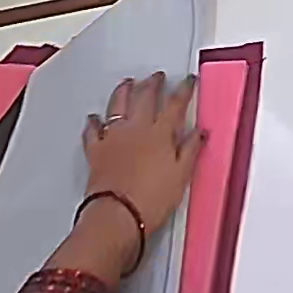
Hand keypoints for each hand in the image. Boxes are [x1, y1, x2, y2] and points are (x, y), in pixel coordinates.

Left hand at [84, 73, 202, 235]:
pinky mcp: (96, 151)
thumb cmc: (151, 199)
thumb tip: (200, 133)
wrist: (117, 216)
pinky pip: (93, 131)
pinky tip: (94, 118)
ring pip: (118, 105)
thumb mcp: (181, 176)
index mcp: (160, 134)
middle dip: (153, 83)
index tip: (188, 80)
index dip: (184, 89)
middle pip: (145, 97)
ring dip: (123, 91)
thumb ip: (190, 150)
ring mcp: (114, 137)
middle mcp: (136, 129)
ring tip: (127, 83)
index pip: (175, 104)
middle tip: (158, 76)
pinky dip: (93, 122)